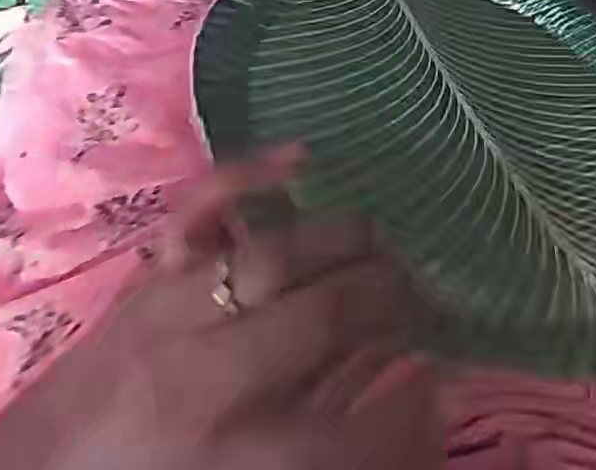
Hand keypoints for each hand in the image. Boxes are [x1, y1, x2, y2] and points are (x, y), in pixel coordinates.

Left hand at [0, 149, 441, 469]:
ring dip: (347, 241)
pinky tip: (301, 156)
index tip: (444, 386)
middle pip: (326, 318)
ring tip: (384, 245)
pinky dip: (252, 173)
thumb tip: (401, 407)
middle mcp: (206, 378)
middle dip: (389, 298)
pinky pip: (203, 207)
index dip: (413, 412)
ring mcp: (173, 308)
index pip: (353, 439)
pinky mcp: (151, 273)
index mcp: (231, 463)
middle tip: (421, 295)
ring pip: (278, 254)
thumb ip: (318, 449)